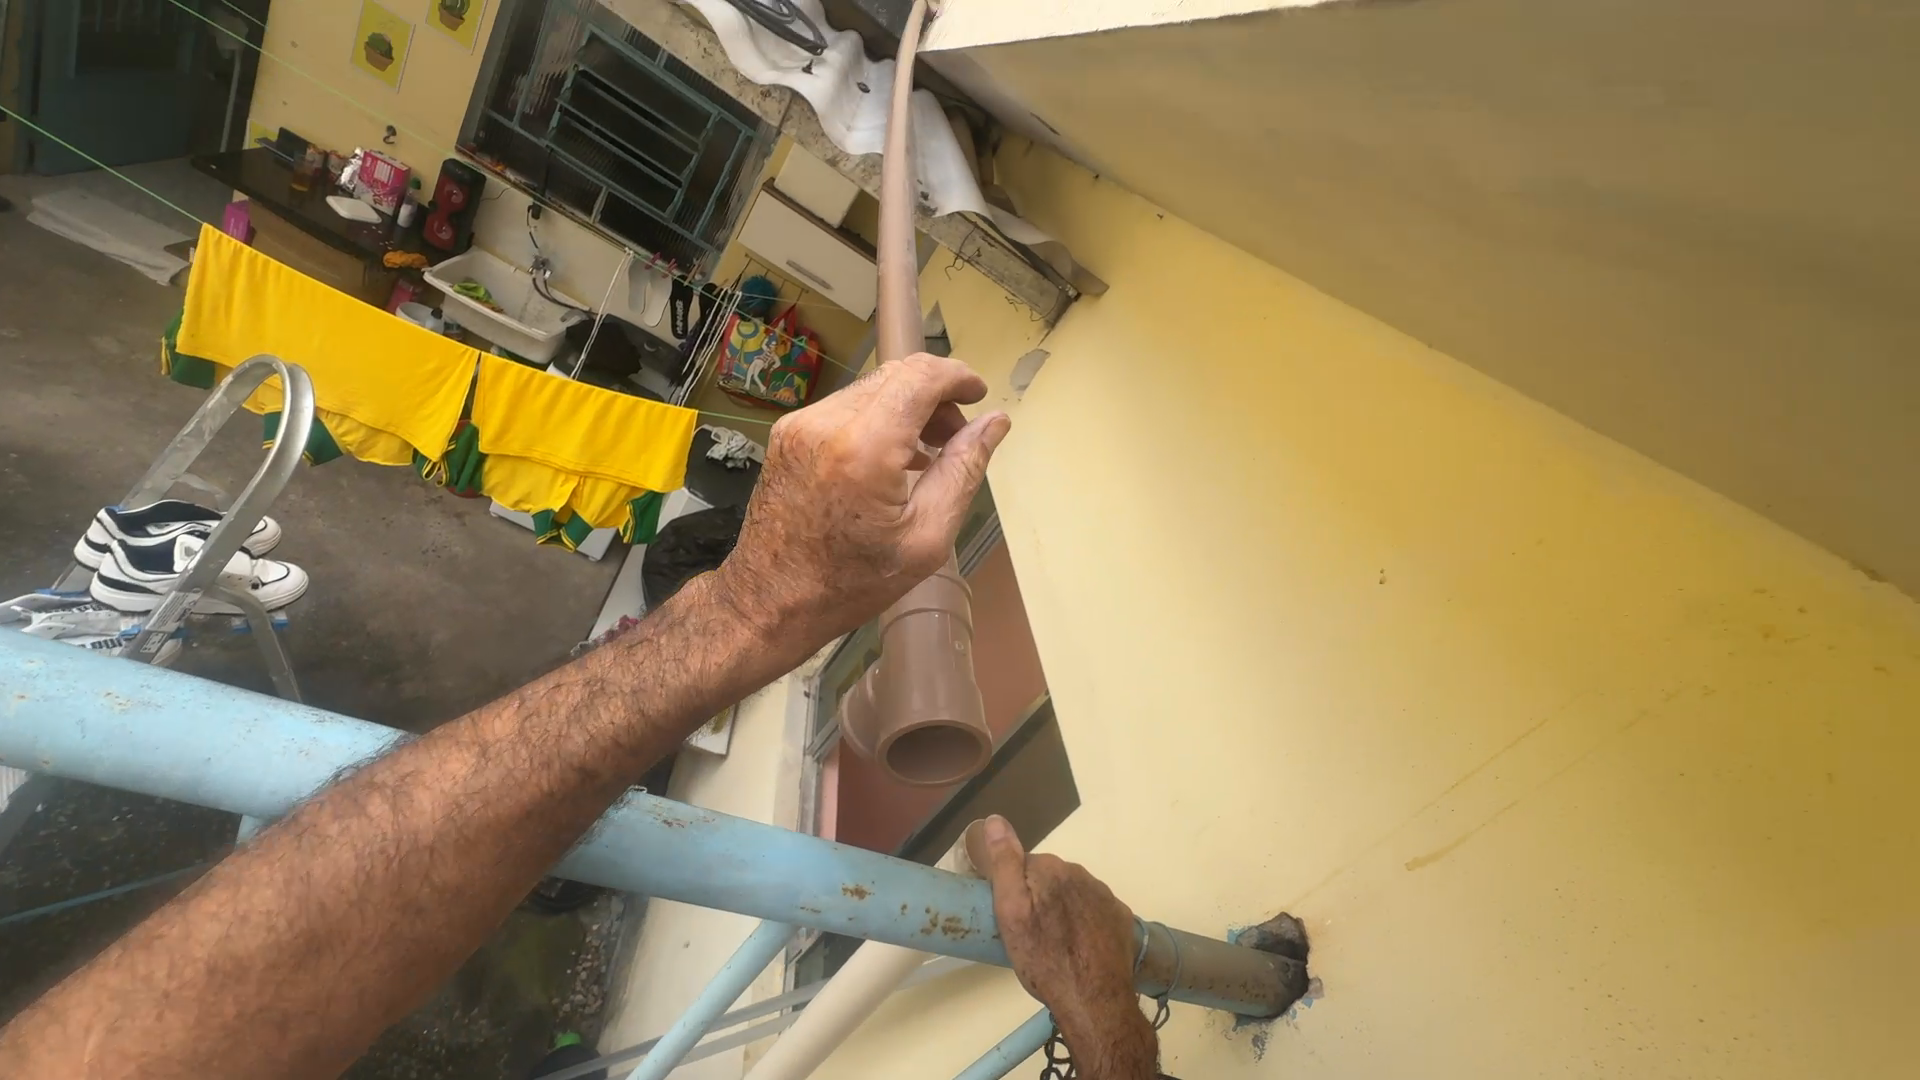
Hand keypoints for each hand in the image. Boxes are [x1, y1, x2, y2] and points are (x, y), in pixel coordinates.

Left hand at [715, 353, 1010, 642]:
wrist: (771, 600)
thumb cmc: (853, 582)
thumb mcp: (926, 538)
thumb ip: (963, 471)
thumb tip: (995, 423)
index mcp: (863, 448)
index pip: (918, 377)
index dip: (957, 376)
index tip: (979, 395)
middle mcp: (826, 423)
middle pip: (895, 376)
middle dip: (936, 394)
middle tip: (957, 436)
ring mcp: (800, 425)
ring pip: (871, 389)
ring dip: (907, 407)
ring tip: (928, 452)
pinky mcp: (787, 434)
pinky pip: (846, 407)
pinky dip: (878, 419)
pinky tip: (892, 458)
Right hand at [976, 816, 1142, 1036]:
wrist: (1095, 1003)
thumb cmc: (1044, 960)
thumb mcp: (1011, 913)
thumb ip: (1004, 864)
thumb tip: (996, 820)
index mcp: (1050, 868)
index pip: (1023, 865)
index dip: (1015, 889)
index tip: (1013, 916)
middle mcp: (1080, 872)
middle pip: (1049, 878)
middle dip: (1039, 898)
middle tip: (1031, 935)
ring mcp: (1104, 895)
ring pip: (1073, 893)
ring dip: (1063, 909)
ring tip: (1056, 944)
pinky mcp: (1120, 917)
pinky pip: (1095, 910)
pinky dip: (1086, 922)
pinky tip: (1081, 946)